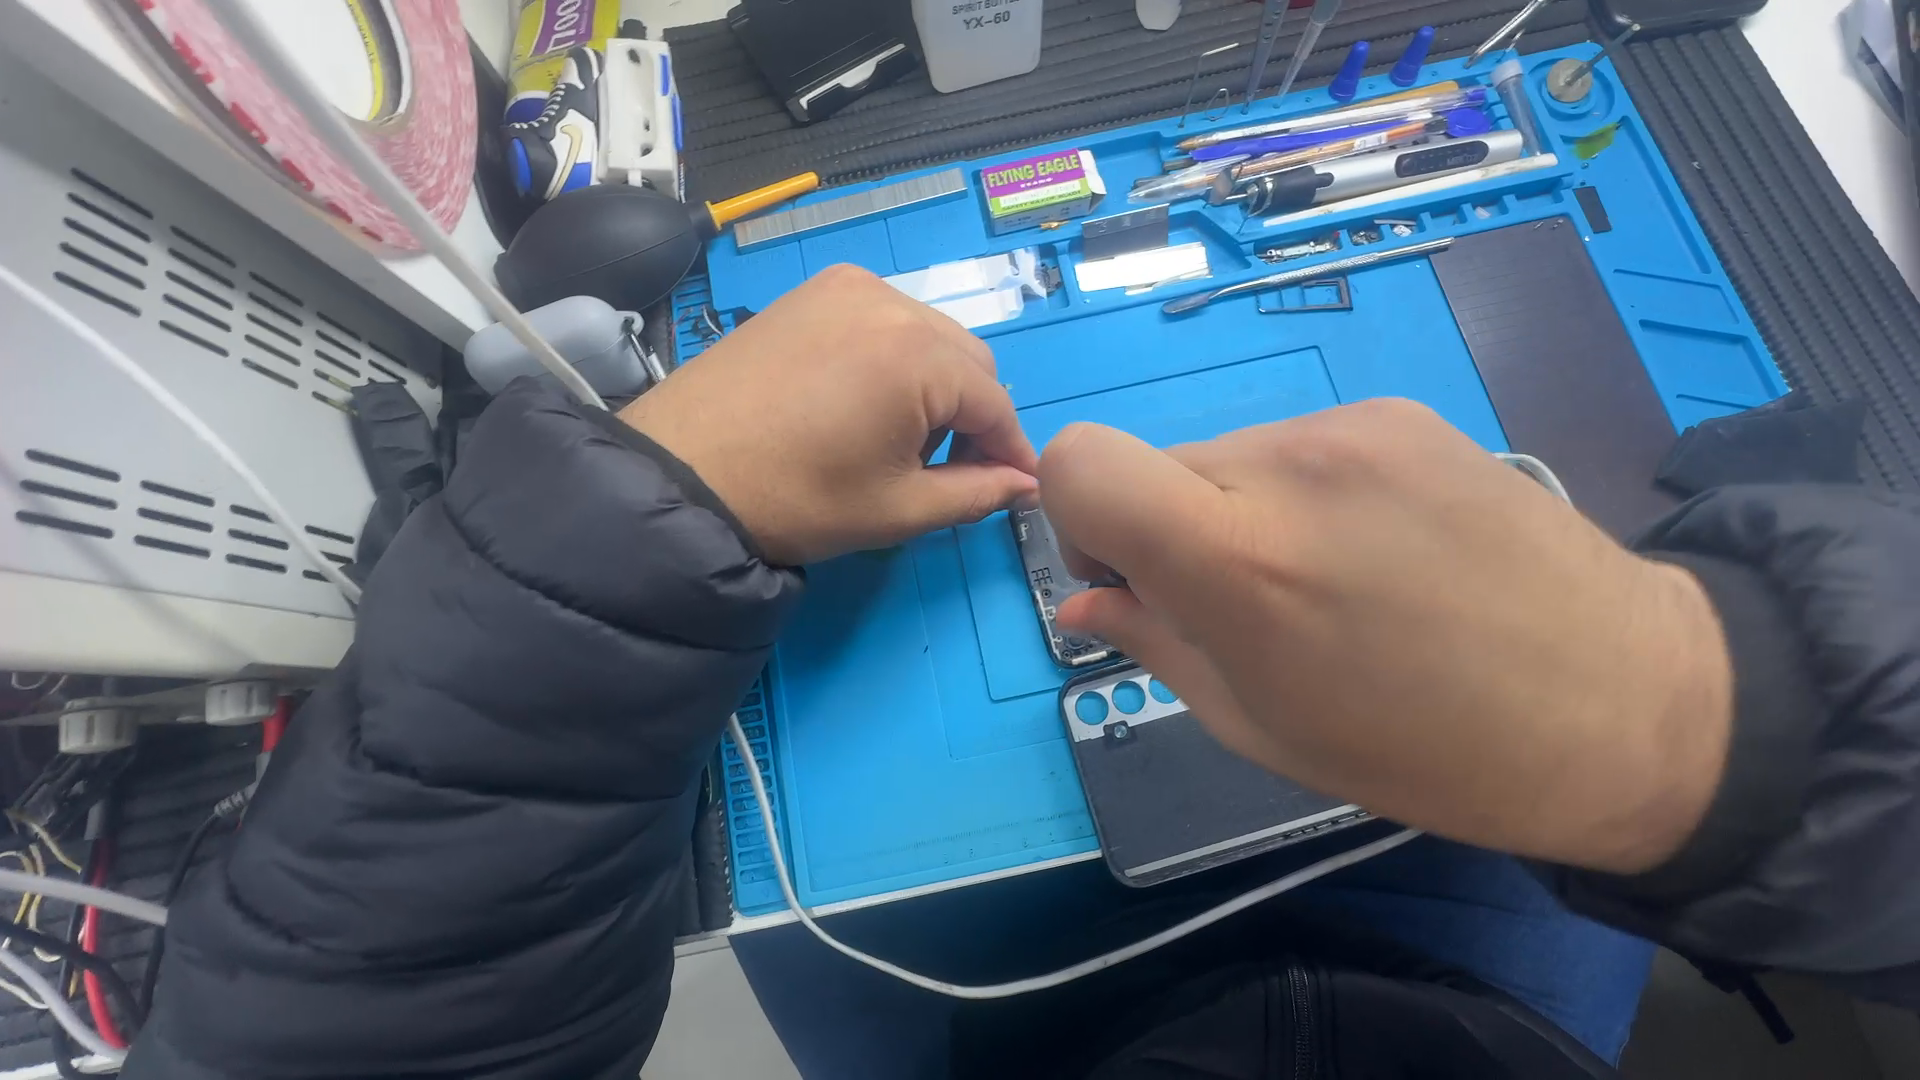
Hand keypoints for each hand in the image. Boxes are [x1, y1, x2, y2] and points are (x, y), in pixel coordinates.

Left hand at [619, 265, 1038, 564]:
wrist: (680, 476)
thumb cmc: (797, 500)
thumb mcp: (898, 509)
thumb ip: (977, 493)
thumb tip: (1027, 486)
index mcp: (917, 355)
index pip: (994, 401)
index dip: (1010, 449)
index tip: (1015, 485)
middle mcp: (889, 302)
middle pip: (967, 361)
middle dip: (974, 416)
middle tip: (951, 469)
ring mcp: (844, 288)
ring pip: (928, 336)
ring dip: (937, 386)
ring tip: (903, 440)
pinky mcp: (810, 293)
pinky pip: (883, 320)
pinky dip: (896, 359)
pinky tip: (867, 401)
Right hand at [1038, 399, 1733, 873]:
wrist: (1627, 704)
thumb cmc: (1418, 749)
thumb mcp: (1254, 723)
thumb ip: (1149, 642)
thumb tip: (1081, 600)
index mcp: (1236, 560)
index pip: (1079, 462)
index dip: (1074, 513)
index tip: (1124, 569)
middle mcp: (1282, 466)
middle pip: (1151, 465)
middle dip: (1162, 527)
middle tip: (1230, 599)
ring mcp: (1347, 427)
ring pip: (1221, 456)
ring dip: (1234, 512)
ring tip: (1319, 577)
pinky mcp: (1396, 413)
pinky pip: (1291, 445)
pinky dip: (1293, 492)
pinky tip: (1368, 547)